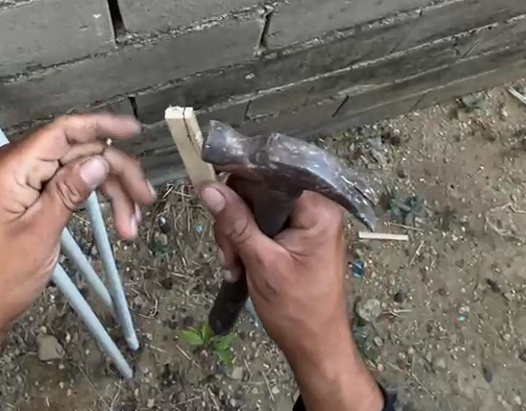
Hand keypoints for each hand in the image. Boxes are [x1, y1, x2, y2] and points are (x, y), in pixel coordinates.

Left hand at [0, 113, 154, 380]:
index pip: (64, 131)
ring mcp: (28, 181)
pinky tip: (118, 219)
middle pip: (80, 151)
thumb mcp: (39, 234)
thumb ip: (69, 192)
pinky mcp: (35, 196)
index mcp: (14, 166)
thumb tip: (100, 160)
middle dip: (116, 172)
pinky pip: (72, 186)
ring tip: (132, 224)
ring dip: (112, 192)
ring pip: (82, 170)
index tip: (134, 130)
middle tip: (145, 199)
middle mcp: (21, 165)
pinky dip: (97, 201)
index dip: (101, 125)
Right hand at [202, 184, 383, 410]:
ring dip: (236, 235)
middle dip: (234, 219)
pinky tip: (239, 264)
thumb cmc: (298, 311)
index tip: (214, 195)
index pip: (270, 174)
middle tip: (227, 253)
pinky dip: (245, 241)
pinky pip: (262, 222)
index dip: (239, 181)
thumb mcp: (262, 264)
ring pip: (255, 207)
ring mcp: (306, 220)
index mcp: (317, 207)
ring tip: (233, 265)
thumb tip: (208, 187)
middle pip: (258, 190)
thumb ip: (235, 222)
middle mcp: (315, 205)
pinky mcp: (296, 233)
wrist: (317, 351)